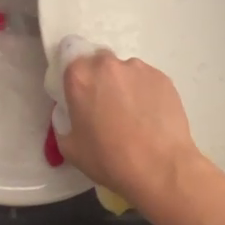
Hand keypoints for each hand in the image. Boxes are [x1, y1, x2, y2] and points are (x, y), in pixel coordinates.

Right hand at [59, 50, 205, 205]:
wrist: (161, 169)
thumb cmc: (110, 160)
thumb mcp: (70, 147)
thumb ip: (63, 121)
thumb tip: (71, 112)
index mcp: (80, 76)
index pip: (69, 54)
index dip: (74, 72)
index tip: (79, 91)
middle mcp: (107, 63)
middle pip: (98, 62)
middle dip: (99, 79)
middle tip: (105, 106)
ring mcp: (137, 68)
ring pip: (124, 71)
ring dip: (123, 86)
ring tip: (133, 115)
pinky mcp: (161, 76)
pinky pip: (146, 80)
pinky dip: (145, 93)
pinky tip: (150, 117)